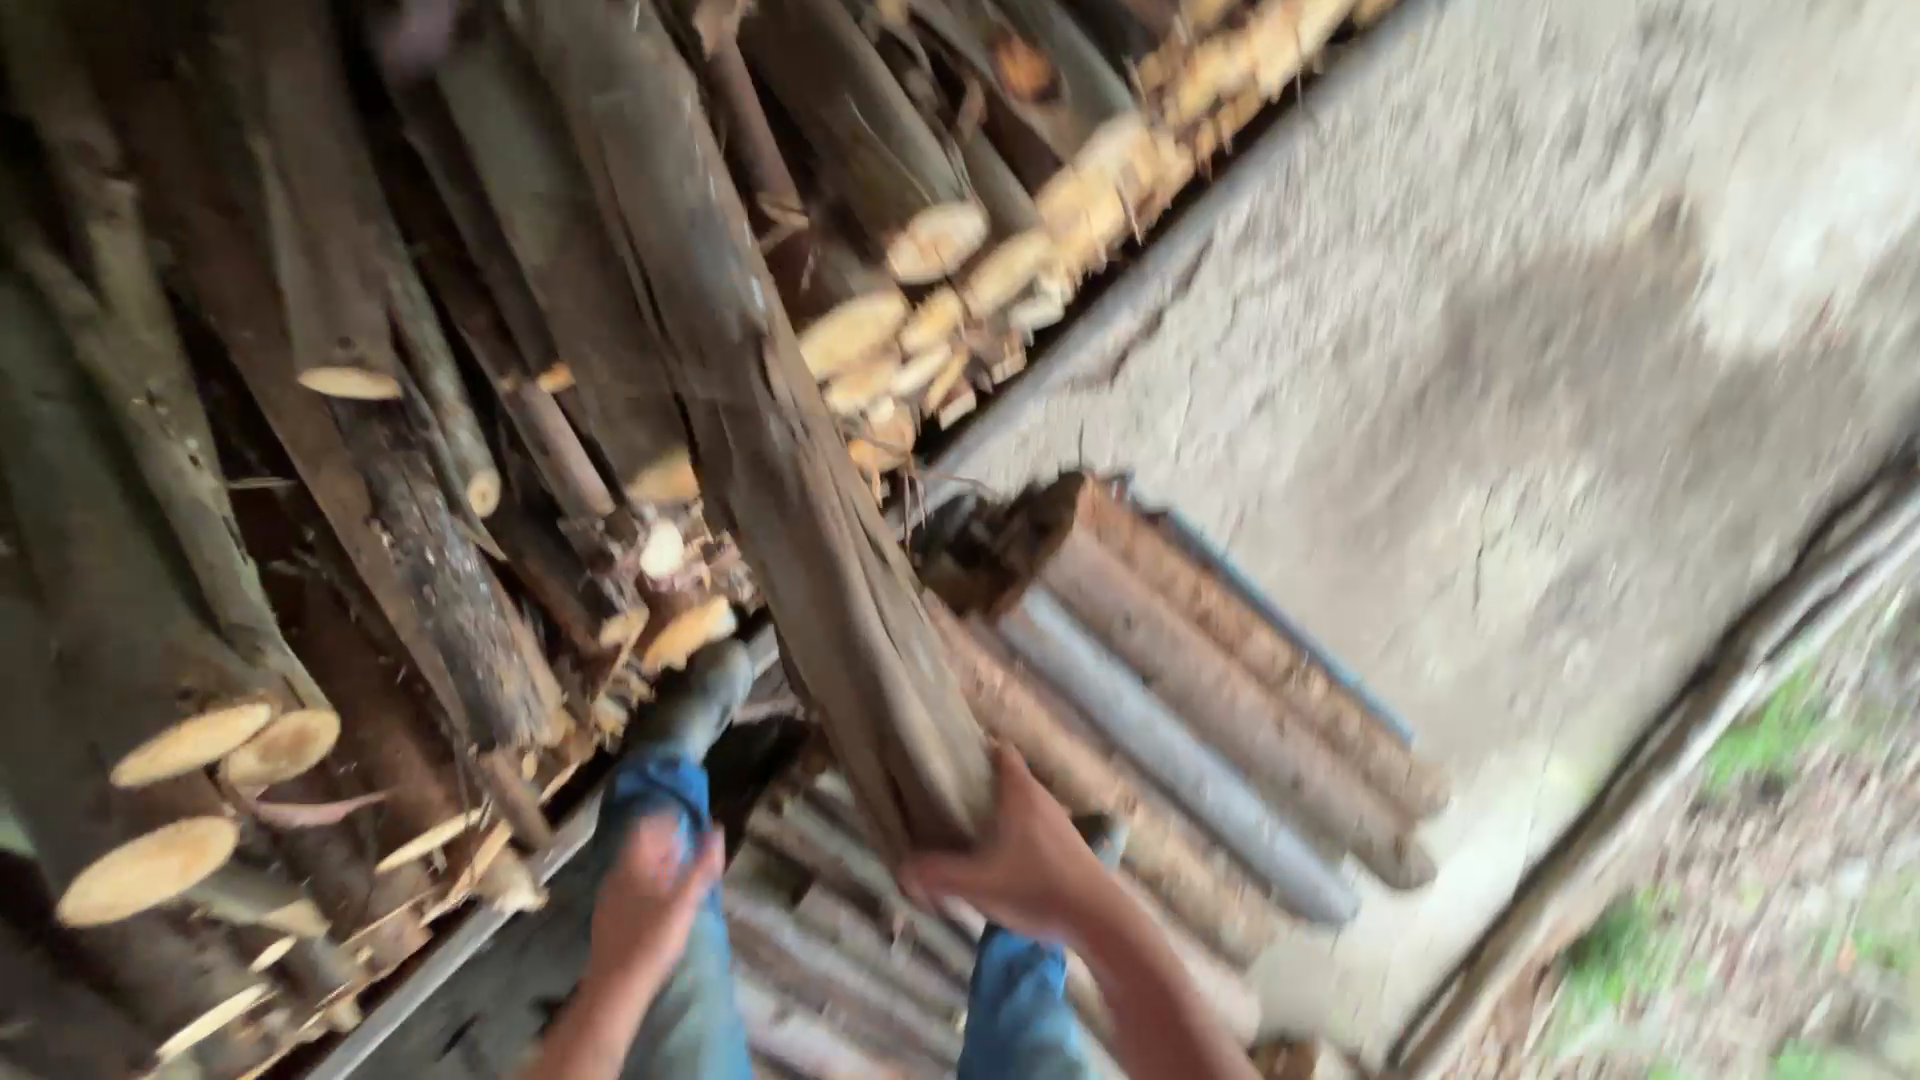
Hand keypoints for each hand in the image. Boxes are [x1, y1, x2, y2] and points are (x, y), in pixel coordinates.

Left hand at [586, 814, 724, 996]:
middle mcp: (616, 877)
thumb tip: (717, 830)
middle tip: (686, 845)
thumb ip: (702, 866)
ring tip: (679, 871)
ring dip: (656, 864)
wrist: (616, 989)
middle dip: (663, 843)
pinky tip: (661, 900)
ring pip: (634, 870)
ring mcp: (608, 900)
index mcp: (632, 867)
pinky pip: (628, 889)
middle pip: (639, 848)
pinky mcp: (607, 920)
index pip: (645, 828)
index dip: (665, 821)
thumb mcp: (684, 902)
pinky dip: (647, 884)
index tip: (685, 822)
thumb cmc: (652, 940)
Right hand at [897, 744, 1120, 944]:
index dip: (977, 748)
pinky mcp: (1068, 846)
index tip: (950, 757)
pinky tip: (1002, 856)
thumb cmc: (1038, 888)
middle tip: (947, 795)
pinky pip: (1034, 824)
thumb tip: (903, 868)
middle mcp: (1042, 799)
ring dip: (999, 809)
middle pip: (1009, 776)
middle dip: (980, 782)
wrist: (1099, 920)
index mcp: (1021, 793)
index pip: (1001, 751)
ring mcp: (1059, 822)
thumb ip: (939, 875)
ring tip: (969, 826)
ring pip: (1023, 802)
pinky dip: (1016, 829)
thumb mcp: (980, 884)